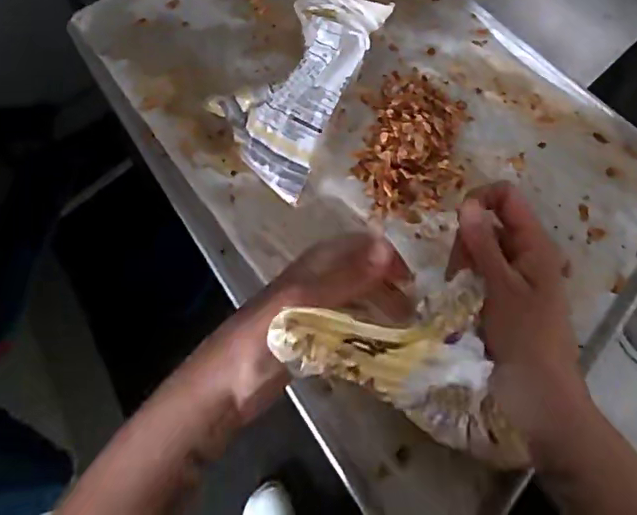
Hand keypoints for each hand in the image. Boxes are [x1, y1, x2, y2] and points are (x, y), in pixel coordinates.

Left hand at [205, 233, 413, 419]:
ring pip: (356, 299)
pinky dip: (366, 331)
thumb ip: (347, 278)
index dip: (387, 257)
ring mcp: (313, 311)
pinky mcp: (309, 339)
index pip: (360, 246)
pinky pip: (347, 326)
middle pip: (361, 272)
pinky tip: (380, 346)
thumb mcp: (306, 301)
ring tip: (406, 327)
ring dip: (380, 308)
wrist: (221, 389)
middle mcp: (317, 281)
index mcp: (315, 264)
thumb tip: (387, 248)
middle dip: (388, 284)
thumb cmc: (261, 338)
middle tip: (415, 308)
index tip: (413, 280)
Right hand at [450, 183, 592, 459]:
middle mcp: (527, 255)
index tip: (456, 223)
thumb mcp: (502, 290)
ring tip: (460, 297)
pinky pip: (480, 278)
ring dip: (464, 267)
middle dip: (467, 240)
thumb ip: (483, 245)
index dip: (481, 198)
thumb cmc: (527, 341)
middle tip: (459, 274)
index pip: (507, 197)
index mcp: (535, 245)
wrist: (544, 405)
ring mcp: (516, 280)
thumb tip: (467, 202)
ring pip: (481, 252)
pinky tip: (462, 308)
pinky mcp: (505, 302)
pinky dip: (468, 286)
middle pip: (489, 223)